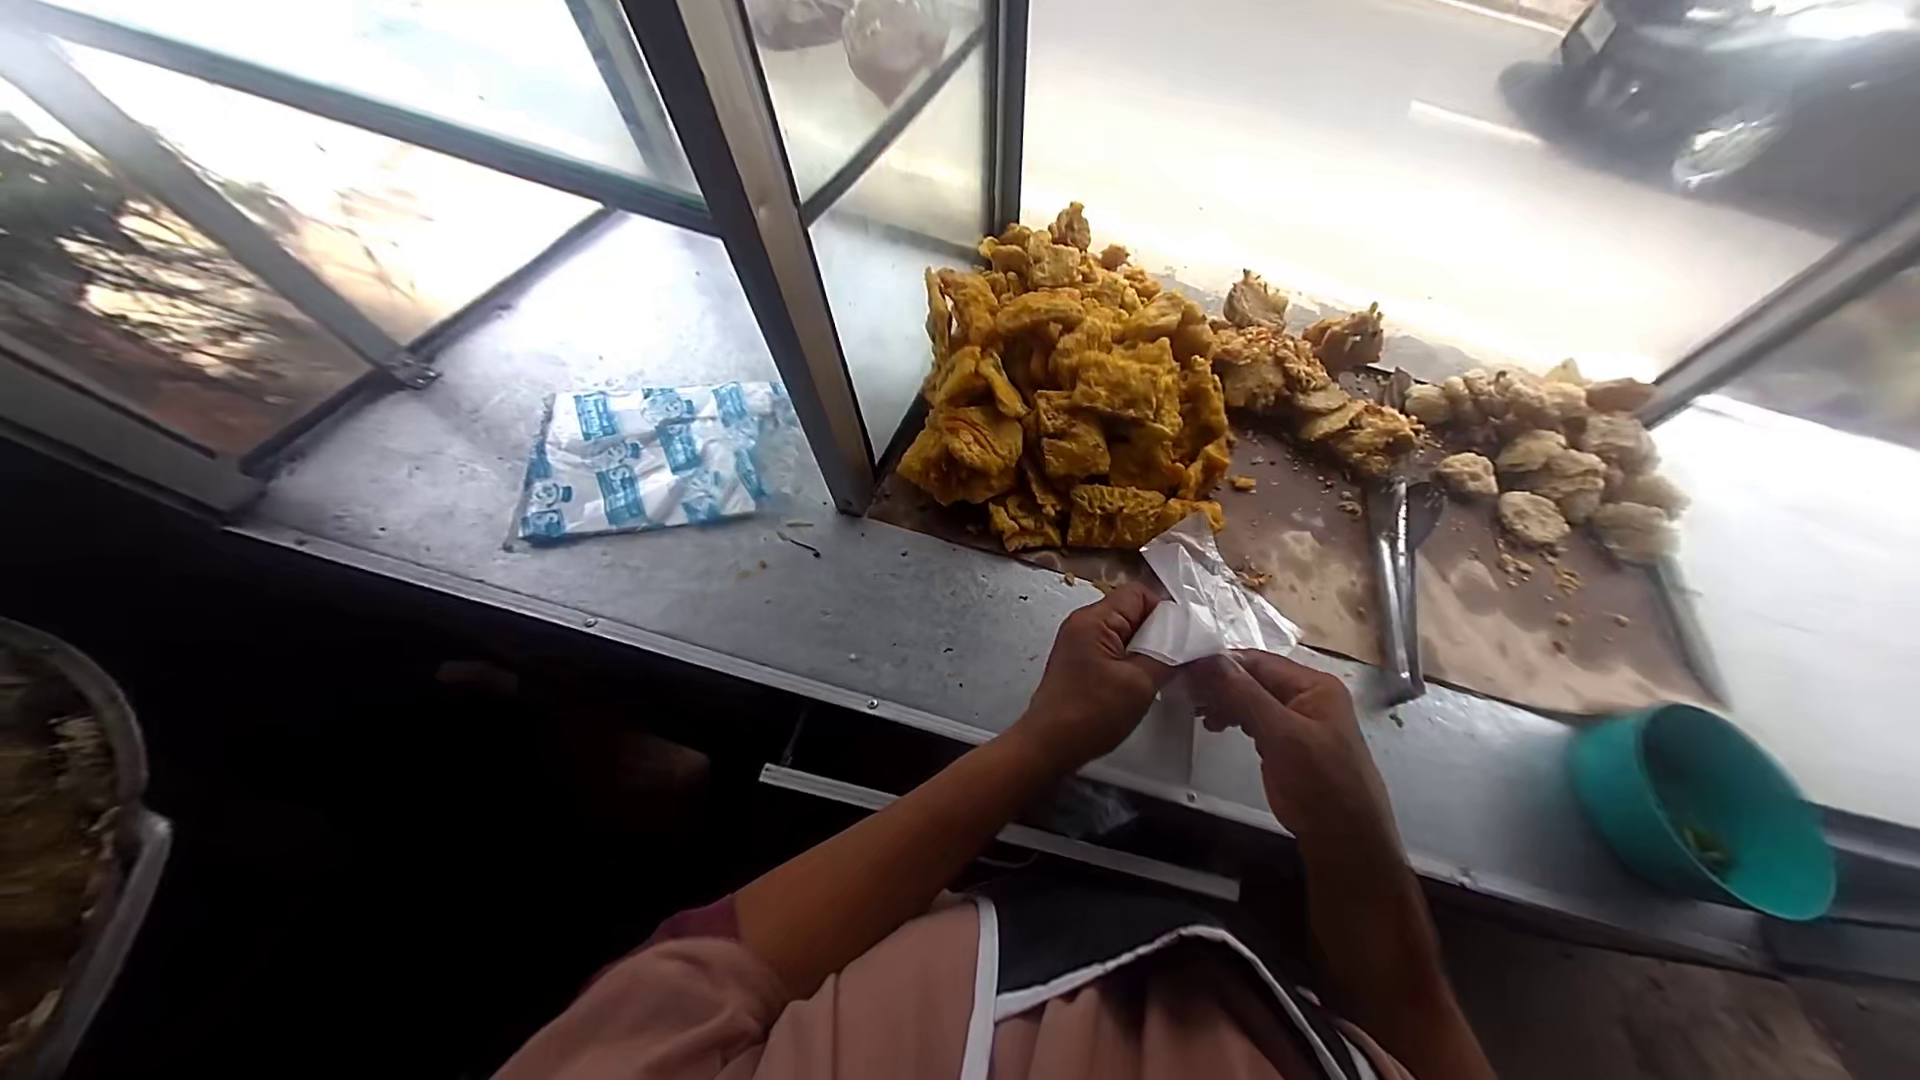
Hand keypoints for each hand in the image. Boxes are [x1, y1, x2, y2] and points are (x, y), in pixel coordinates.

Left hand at [1013, 583, 1172, 771]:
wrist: (1049, 746)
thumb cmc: (1091, 714)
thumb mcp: (1140, 683)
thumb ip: (1168, 656)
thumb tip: (1189, 644)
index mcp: (1093, 619)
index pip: (1138, 594)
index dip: (1166, 611)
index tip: (1185, 638)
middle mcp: (1083, 624)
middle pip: (1132, 611)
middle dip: (1159, 632)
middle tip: (1179, 659)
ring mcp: (1079, 643)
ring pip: (1125, 633)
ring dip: (1147, 649)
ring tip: (1163, 673)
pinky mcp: (1080, 662)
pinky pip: (1114, 649)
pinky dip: (1132, 661)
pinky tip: (1143, 683)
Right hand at [1191, 651, 1400, 858]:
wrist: (1342, 838)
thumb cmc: (1323, 782)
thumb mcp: (1283, 734)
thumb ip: (1245, 695)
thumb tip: (1211, 660)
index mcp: (1315, 686)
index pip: (1260, 662)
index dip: (1223, 663)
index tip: (1188, 667)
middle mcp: (1305, 696)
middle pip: (1252, 678)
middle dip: (1219, 683)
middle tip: (1187, 690)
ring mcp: (1293, 719)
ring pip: (1248, 697)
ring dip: (1221, 700)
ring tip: (1197, 709)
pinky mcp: (1281, 740)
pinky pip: (1250, 717)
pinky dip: (1230, 716)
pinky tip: (1214, 723)